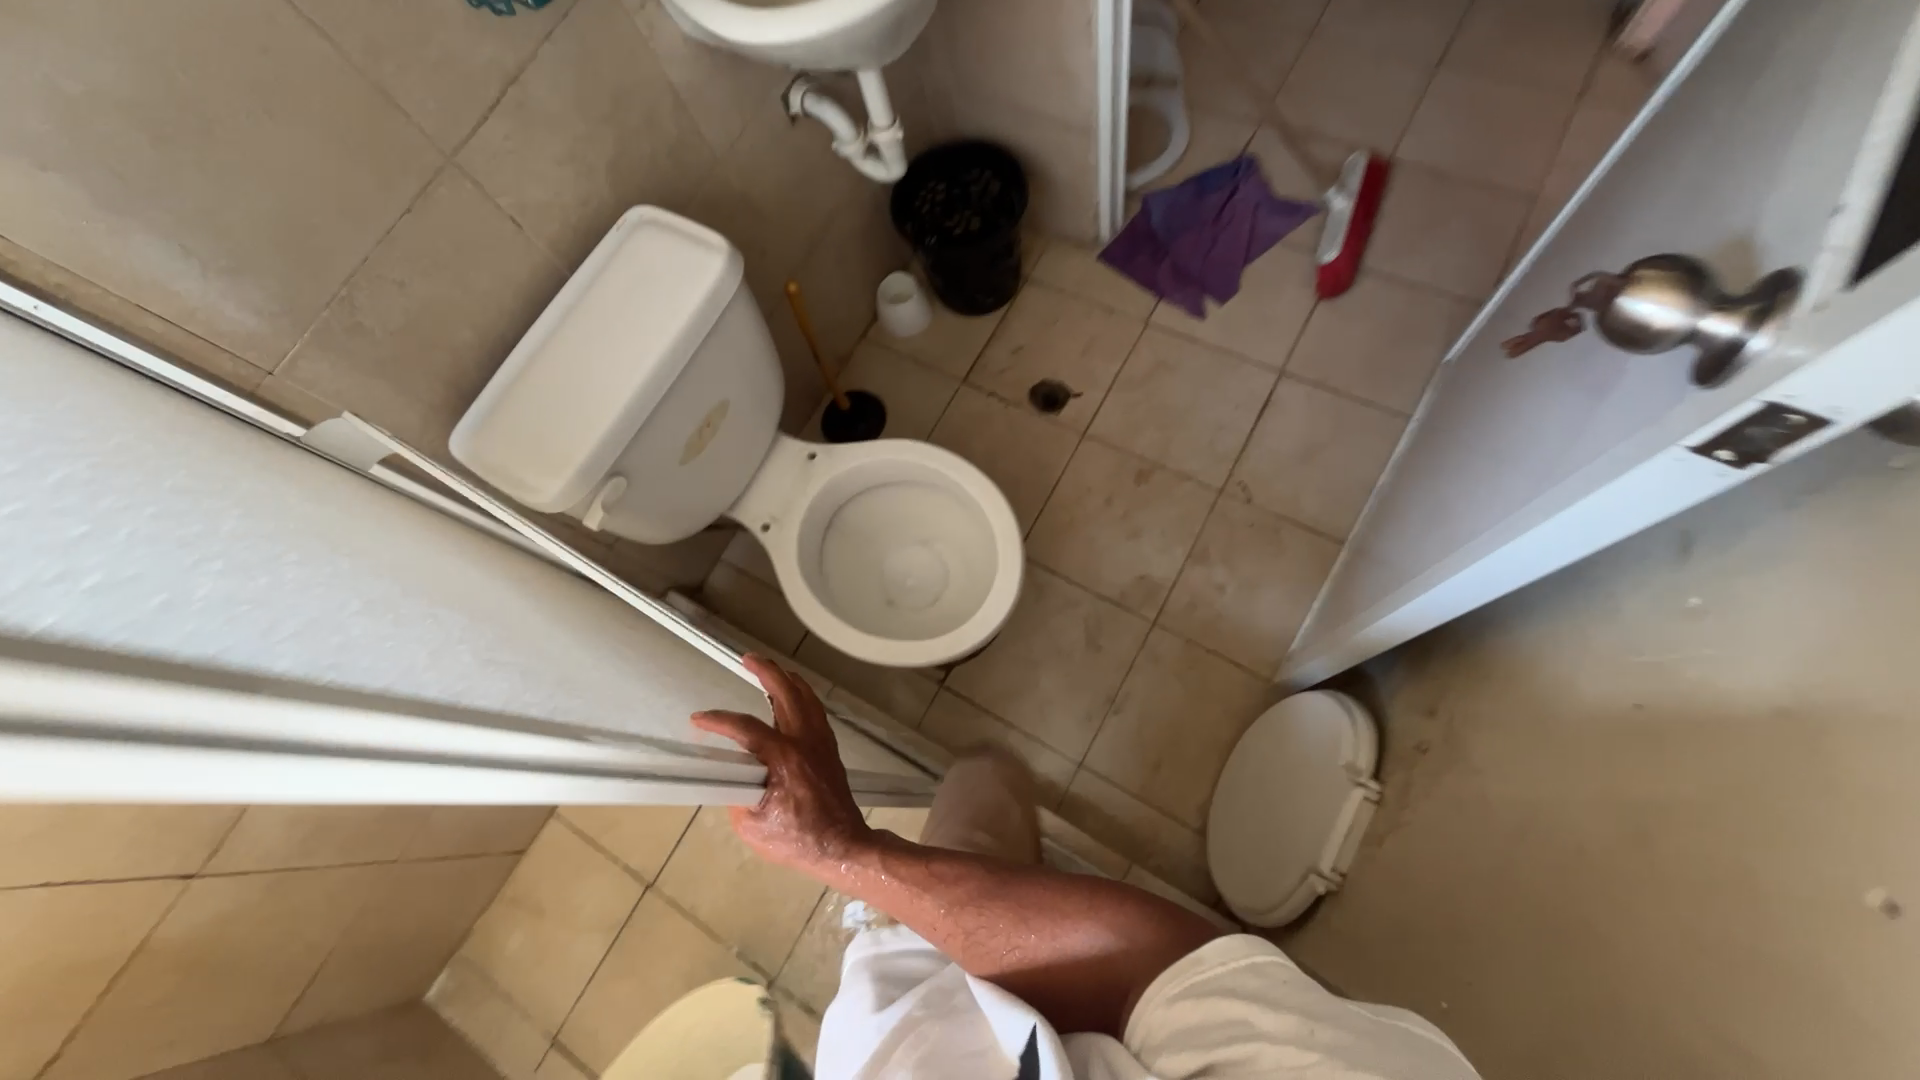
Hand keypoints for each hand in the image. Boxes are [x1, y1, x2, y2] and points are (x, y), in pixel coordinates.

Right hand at [692, 654, 873, 871]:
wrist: (842, 846)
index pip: (746, 729)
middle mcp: (805, 741)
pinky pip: (815, 709)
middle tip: (747, 658)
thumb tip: (730, 777)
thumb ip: (736, 796)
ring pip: (805, 696)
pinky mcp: (829, 747)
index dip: (719, 721)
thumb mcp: (752, 826)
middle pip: (786, 693)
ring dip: (786, 678)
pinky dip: (802, 694)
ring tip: (769, 668)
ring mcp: (821, 742)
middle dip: (765, 671)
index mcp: (785, 759)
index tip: (699, 719)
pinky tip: (793, 693)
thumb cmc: (797, 840)